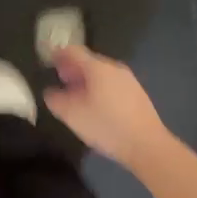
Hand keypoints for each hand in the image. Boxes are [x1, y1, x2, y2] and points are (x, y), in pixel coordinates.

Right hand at [43, 46, 174, 168]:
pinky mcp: (138, 94)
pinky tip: (96, 105)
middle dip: (72, 68)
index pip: (73, 51)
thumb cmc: (106, 126)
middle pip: (88, 61)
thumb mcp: (72, 115)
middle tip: (60, 79)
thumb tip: (50, 91)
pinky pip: (113, 84)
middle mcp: (114, 68)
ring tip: (76, 95)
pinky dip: (100, 88)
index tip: (48, 61)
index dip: (58, 54)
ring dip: (86, 79)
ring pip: (102, 73)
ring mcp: (129, 80)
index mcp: (97, 68)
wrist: (147, 146)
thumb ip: (55, 99)